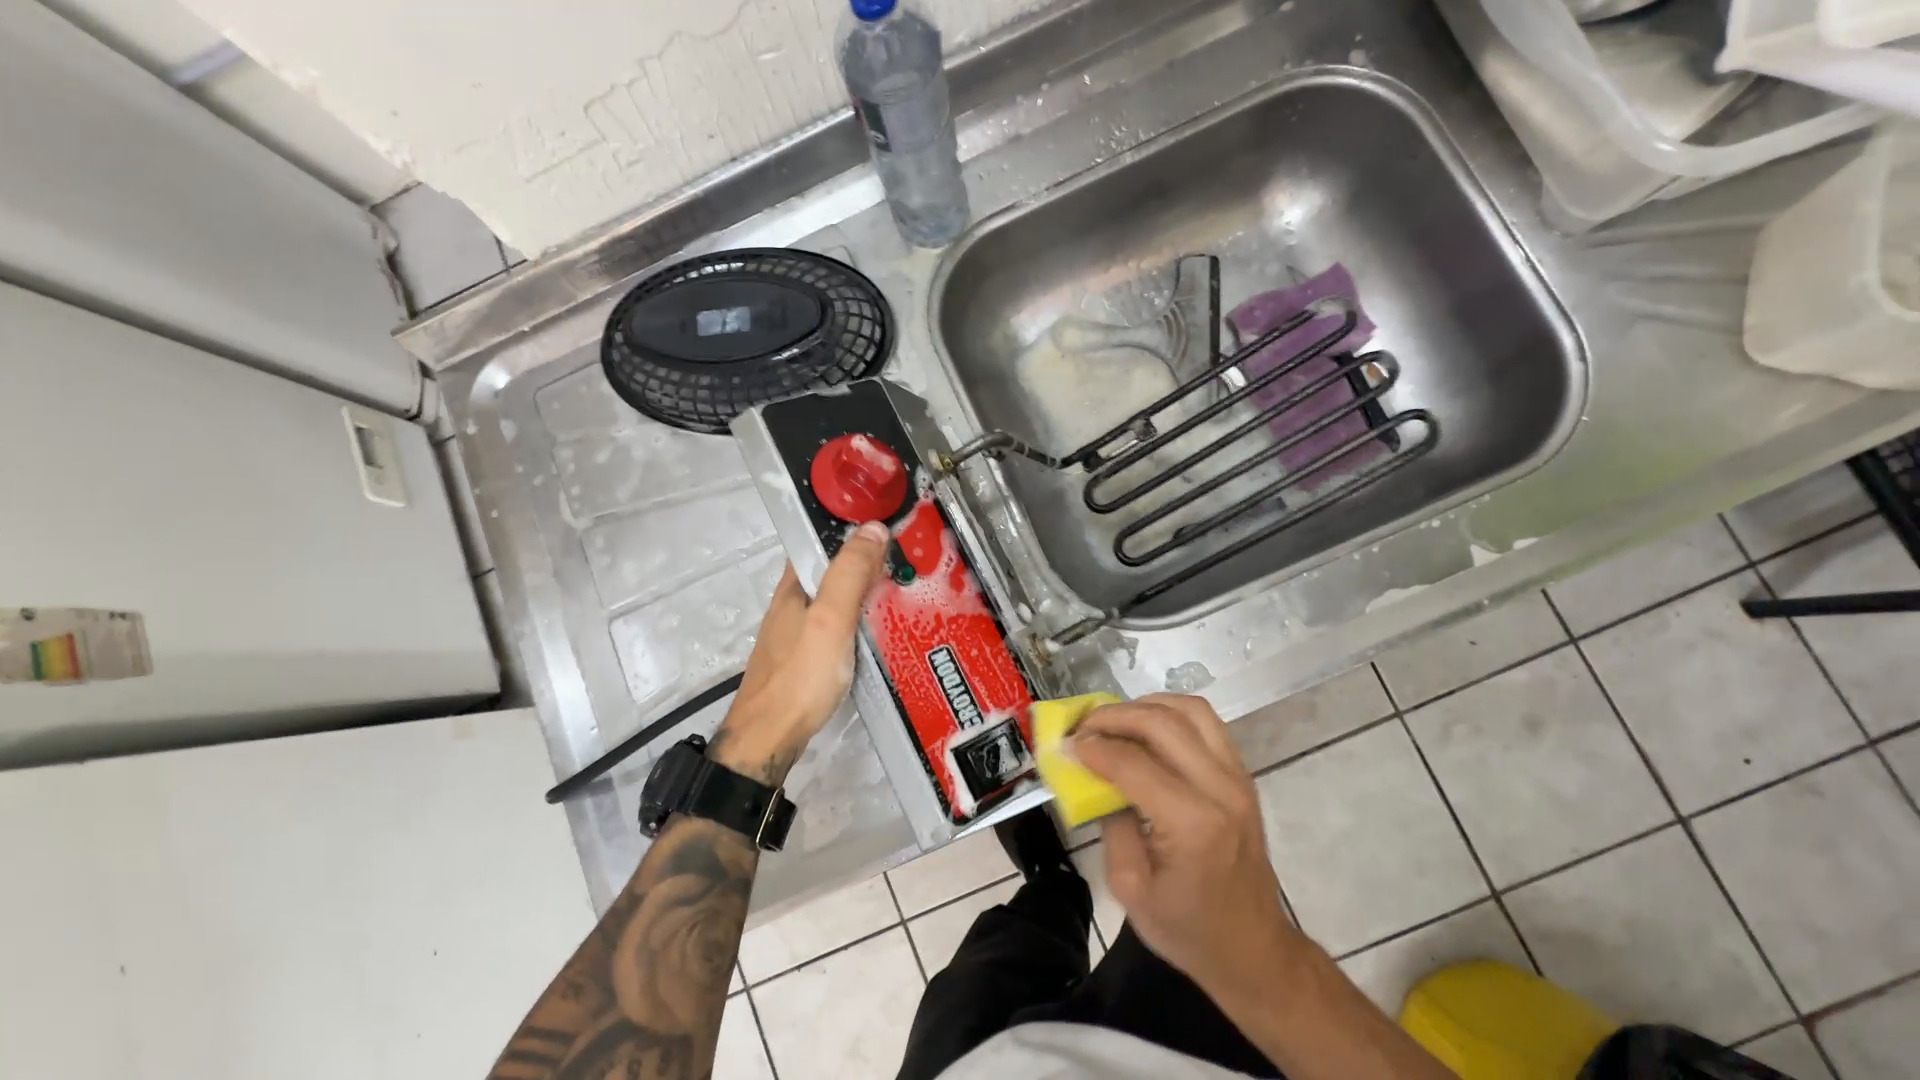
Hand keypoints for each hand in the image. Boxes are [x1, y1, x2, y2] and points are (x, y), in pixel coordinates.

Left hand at [711, 522, 889, 783]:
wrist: (769, 739)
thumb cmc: (800, 675)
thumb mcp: (830, 619)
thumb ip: (850, 574)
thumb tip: (873, 526)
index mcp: (794, 586)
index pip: (821, 541)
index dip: (852, 530)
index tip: (891, 526)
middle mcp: (793, 604)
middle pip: (833, 572)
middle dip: (868, 563)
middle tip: (912, 562)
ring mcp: (799, 634)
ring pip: (838, 602)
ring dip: (868, 595)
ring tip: (909, 593)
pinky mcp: (809, 660)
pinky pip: (841, 629)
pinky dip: (863, 624)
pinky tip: (886, 634)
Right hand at [1074, 694, 1300, 1003]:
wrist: (1252, 948)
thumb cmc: (1187, 928)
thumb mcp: (1129, 888)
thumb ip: (1111, 823)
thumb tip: (1093, 775)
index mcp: (1194, 824)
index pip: (1134, 763)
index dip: (1093, 747)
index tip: (1064, 744)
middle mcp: (1222, 790)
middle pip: (1163, 723)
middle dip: (1114, 717)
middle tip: (1082, 728)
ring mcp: (1238, 779)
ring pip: (1191, 711)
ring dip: (1146, 706)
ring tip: (1113, 723)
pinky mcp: (1242, 777)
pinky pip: (1206, 725)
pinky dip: (1171, 716)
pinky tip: (1144, 731)